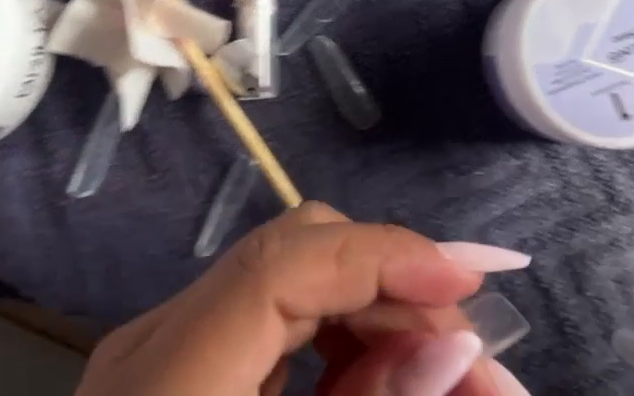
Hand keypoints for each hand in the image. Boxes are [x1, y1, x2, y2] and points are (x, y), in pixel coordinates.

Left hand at [76, 201, 530, 395]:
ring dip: (376, 312)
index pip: (283, 265)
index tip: (467, 283)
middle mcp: (158, 338)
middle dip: (395, 290)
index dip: (380, 257)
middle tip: (476, 356)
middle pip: (294, 254)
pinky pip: (273, 319)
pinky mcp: (180, 365)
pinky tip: (381, 379)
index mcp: (168, 373)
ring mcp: (164, 346)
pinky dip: (337, 339)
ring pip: (291, 276)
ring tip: (447, 372)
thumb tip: (456, 346)